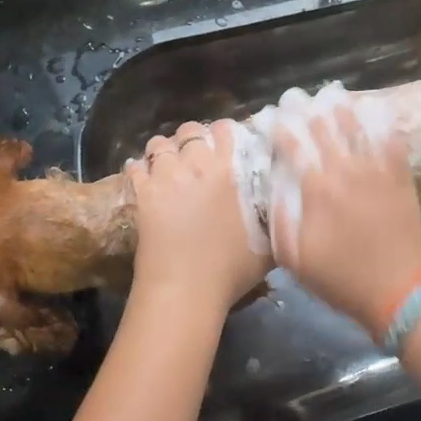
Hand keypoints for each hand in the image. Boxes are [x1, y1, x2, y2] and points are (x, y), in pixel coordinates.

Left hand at [125, 120, 270, 317]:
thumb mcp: (268, 245)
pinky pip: (135, 167)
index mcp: (229, 170)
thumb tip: (284, 208)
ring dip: (164, 151)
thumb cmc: (230, 270)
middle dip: (191, 138)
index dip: (223, 132)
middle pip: (190, 131)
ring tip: (167, 164)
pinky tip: (142, 175)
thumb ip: (276, 219)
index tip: (224, 143)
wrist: (185, 290)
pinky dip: (138, 167)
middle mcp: (196, 164)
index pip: (224, 129)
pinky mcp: (141, 193)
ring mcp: (166, 177)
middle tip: (194, 155)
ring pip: (160, 145)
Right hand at [270, 105, 420, 339]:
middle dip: (306, 110)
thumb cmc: (342, 279)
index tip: (270, 118)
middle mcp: (345, 170)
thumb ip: (279, 220)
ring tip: (331, 94)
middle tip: (296, 96)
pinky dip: (380, 122)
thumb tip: (272, 186)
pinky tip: (373, 109)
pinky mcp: (399, 175)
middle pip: (323, 128)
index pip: (293, 145)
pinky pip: (390, 140)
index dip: (279, 128)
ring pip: (355, 128)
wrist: (401, 291)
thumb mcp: (295, 260)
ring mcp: (376, 169)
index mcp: (316, 189)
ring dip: (341, 108)